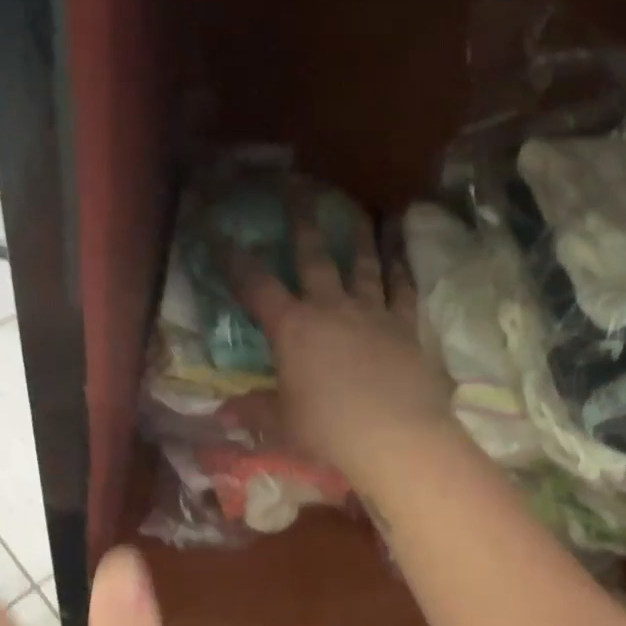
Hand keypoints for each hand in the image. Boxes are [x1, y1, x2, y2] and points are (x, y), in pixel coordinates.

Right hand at [231, 209, 456, 482]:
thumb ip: (255, 411)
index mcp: (292, 328)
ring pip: (364, 266)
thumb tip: (225, 413)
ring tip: (360, 214)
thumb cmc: (329, 430)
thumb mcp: (283, 424)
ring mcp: (372, 314)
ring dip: (360, 238)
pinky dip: (400, 270)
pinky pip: (402, 291)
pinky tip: (399, 255)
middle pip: (314, 258)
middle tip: (299, 189)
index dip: (235, 260)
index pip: (256, 286)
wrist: (395, 436)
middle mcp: (331, 309)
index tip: (220, 233)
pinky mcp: (405, 327)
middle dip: (302, 223)